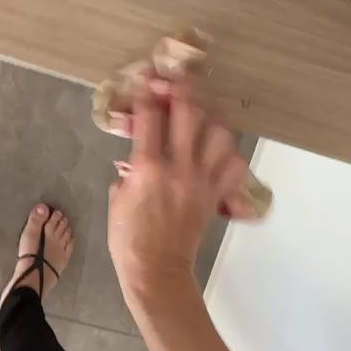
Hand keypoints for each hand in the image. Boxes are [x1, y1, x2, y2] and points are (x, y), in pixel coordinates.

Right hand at [108, 75, 249, 308]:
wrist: (156, 271)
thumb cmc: (128, 240)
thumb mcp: (115, 201)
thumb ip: (127, 174)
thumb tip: (135, 161)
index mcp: (147, 168)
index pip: (150, 116)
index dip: (146, 92)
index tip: (145, 79)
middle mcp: (179, 167)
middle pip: (189, 112)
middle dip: (182, 91)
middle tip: (176, 85)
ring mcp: (202, 180)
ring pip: (219, 133)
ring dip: (210, 119)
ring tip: (200, 119)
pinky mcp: (216, 195)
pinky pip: (235, 165)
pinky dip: (229, 154)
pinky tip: (217, 152)